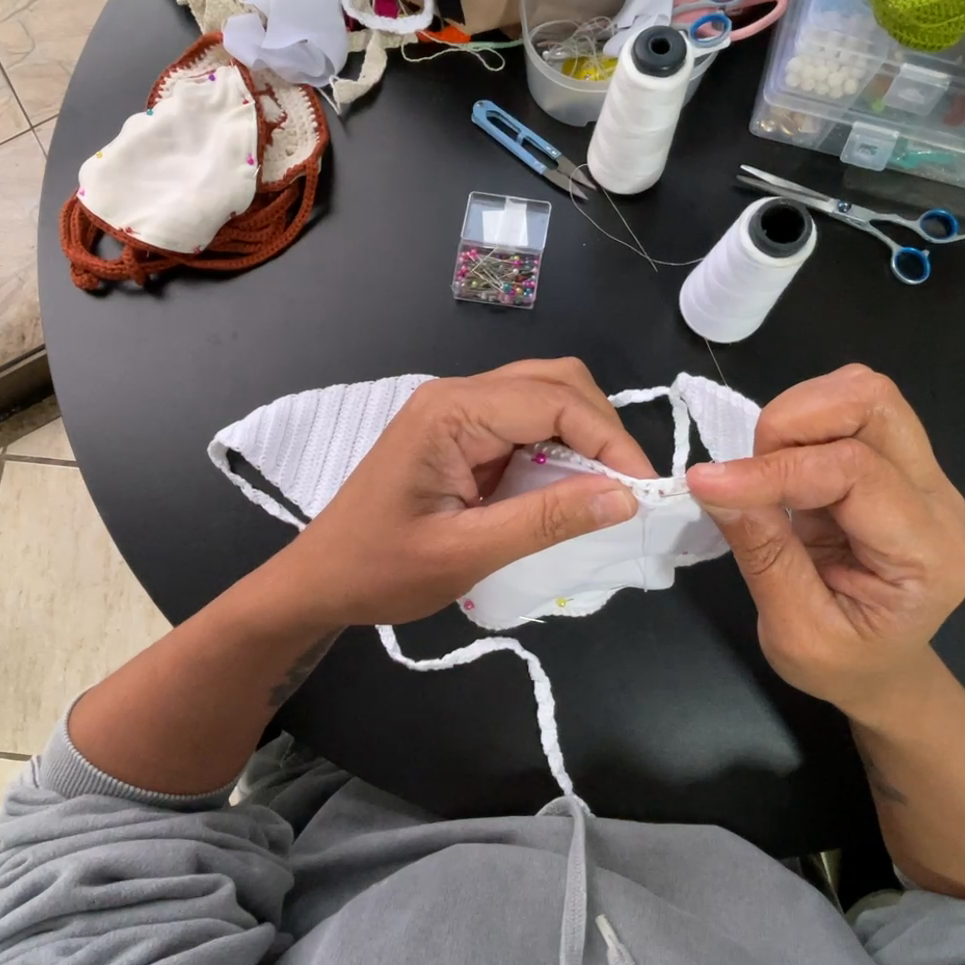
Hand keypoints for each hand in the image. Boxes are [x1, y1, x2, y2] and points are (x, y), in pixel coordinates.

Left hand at [272, 358, 655, 626]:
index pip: (555, 400)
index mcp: (452, 411)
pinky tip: (568, 489)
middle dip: (602, 430)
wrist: (320, 581)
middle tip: (627, 489)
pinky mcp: (461, 435)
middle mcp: (457, 395)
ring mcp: (458, 412)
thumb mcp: (466, 553)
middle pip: (555, 383)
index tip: (644, 492)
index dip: (610, 440)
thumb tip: (624, 497)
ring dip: (584, 438)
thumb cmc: (379, 570)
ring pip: (546, 398)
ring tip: (605, 491)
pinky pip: (526, 425)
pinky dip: (559, 450)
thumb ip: (545, 520)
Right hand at [686, 365, 964, 717]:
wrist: (882, 673)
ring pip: (863, 394)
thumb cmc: (842, 663)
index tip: (705, 483)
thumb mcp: (794, 629)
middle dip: (795, 421)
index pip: (854, 471)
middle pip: (874, 403)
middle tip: (753, 472)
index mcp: (925, 554)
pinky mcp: (896, 465)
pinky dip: (802, 424)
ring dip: (798, 417)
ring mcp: (922, 475)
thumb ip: (761, 551)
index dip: (773, 469)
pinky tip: (783, 469)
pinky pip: (849, 411)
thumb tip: (711, 483)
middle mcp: (938, 500)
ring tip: (767, 472)